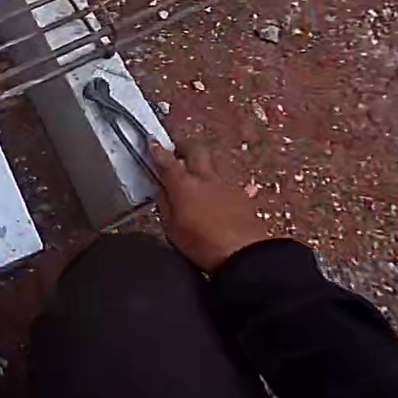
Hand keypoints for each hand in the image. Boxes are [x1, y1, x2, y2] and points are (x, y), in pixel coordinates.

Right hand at [148, 135, 266, 272]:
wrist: (245, 255)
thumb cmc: (203, 245)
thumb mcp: (172, 228)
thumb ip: (164, 203)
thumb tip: (160, 188)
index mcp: (183, 184)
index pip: (166, 159)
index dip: (157, 149)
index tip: (151, 142)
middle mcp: (205, 177)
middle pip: (195, 147)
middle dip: (184, 145)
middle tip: (177, 152)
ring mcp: (226, 183)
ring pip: (213, 159)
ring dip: (202, 159)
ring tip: (196, 170)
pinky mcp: (241, 193)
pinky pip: (225, 176)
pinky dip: (216, 178)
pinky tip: (214, 191)